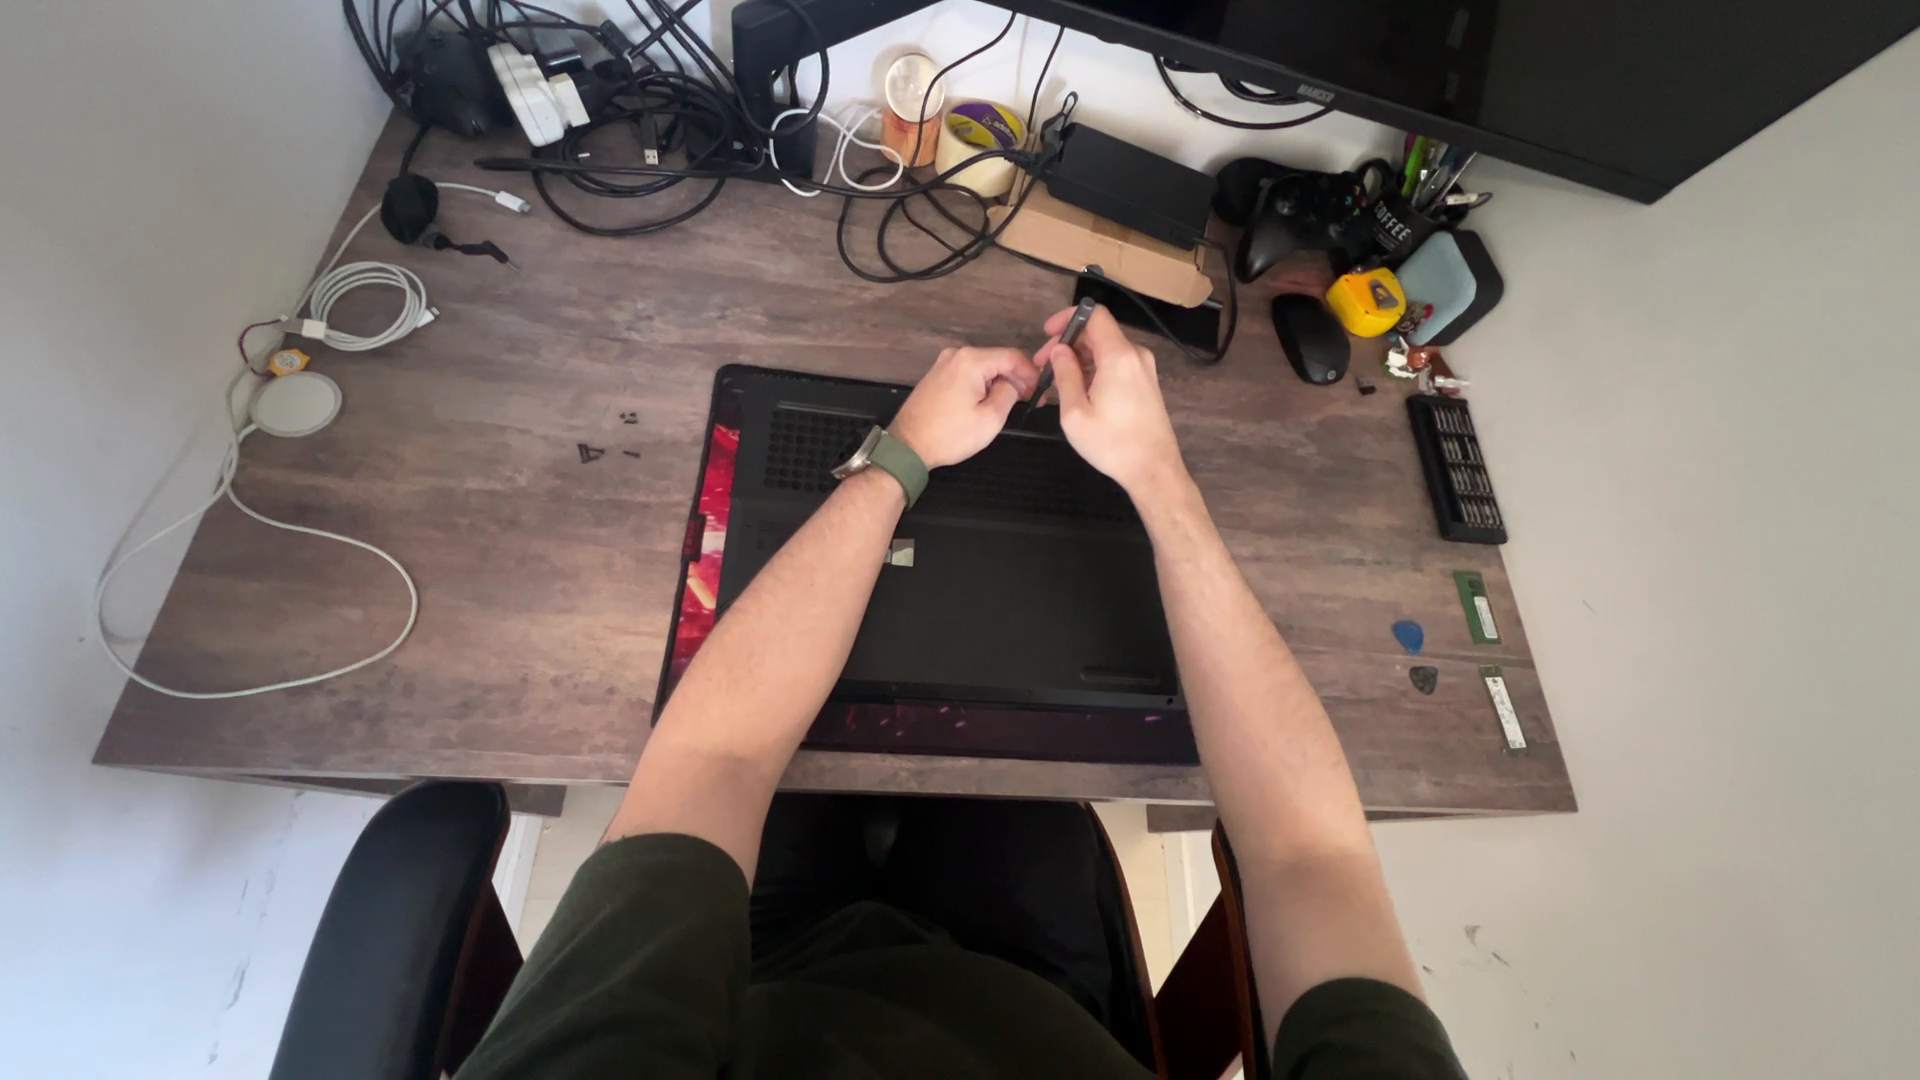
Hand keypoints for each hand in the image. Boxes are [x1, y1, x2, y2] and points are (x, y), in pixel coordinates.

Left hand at [888, 346, 1039, 468]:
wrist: (907, 446)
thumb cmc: (950, 435)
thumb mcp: (990, 419)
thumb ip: (1009, 394)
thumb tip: (1012, 384)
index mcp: (971, 360)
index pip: (1012, 356)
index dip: (1031, 373)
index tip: (1040, 391)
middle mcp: (957, 354)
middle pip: (997, 359)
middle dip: (1016, 378)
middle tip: (1030, 400)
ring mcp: (944, 363)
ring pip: (983, 367)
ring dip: (999, 382)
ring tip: (1012, 403)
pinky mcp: (937, 375)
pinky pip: (968, 374)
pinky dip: (982, 384)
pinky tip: (989, 401)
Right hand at [1038, 304, 1188, 495]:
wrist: (1153, 469)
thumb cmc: (1112, 445)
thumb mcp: (1075, 413)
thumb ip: (1065, 375)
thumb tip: (1059, 351)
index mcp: (1118, 357)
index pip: (1094, 315)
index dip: (1068, 318)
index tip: (1048, 333)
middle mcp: (1135, 356)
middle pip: (1098, 333)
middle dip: (1068, 344)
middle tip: (1044, 366)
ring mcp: (1144, 369)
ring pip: (1106, 350)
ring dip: (1080, 359)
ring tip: (1058, 382)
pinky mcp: (1146, 384)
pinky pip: (1117, 365)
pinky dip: (1096, 370)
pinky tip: (1080, 391)